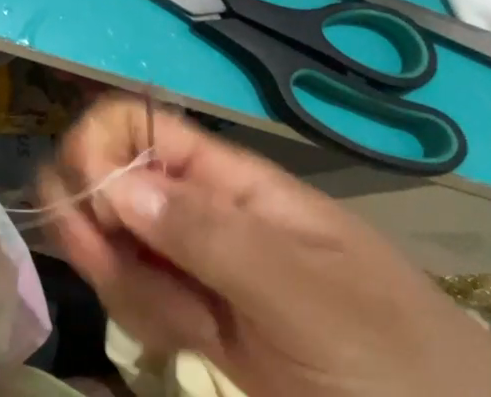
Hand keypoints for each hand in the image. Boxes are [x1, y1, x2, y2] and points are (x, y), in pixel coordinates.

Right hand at [42, 97, 490, 396]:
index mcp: (235, 184)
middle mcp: (204, 213)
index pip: (135, 128)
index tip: (97, 205)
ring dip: (122, 281)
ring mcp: (196, 267)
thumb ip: (211, 237)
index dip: (98, 150)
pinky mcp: (193, 316)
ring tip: (183, 327)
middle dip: (93, 223)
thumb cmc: (398, 363)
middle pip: (106, 183)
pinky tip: (184, 344)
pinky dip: (139, 315)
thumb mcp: (312, 299)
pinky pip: (132, 294)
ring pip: (110, 242)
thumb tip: (111, 183)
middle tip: (108, 266)